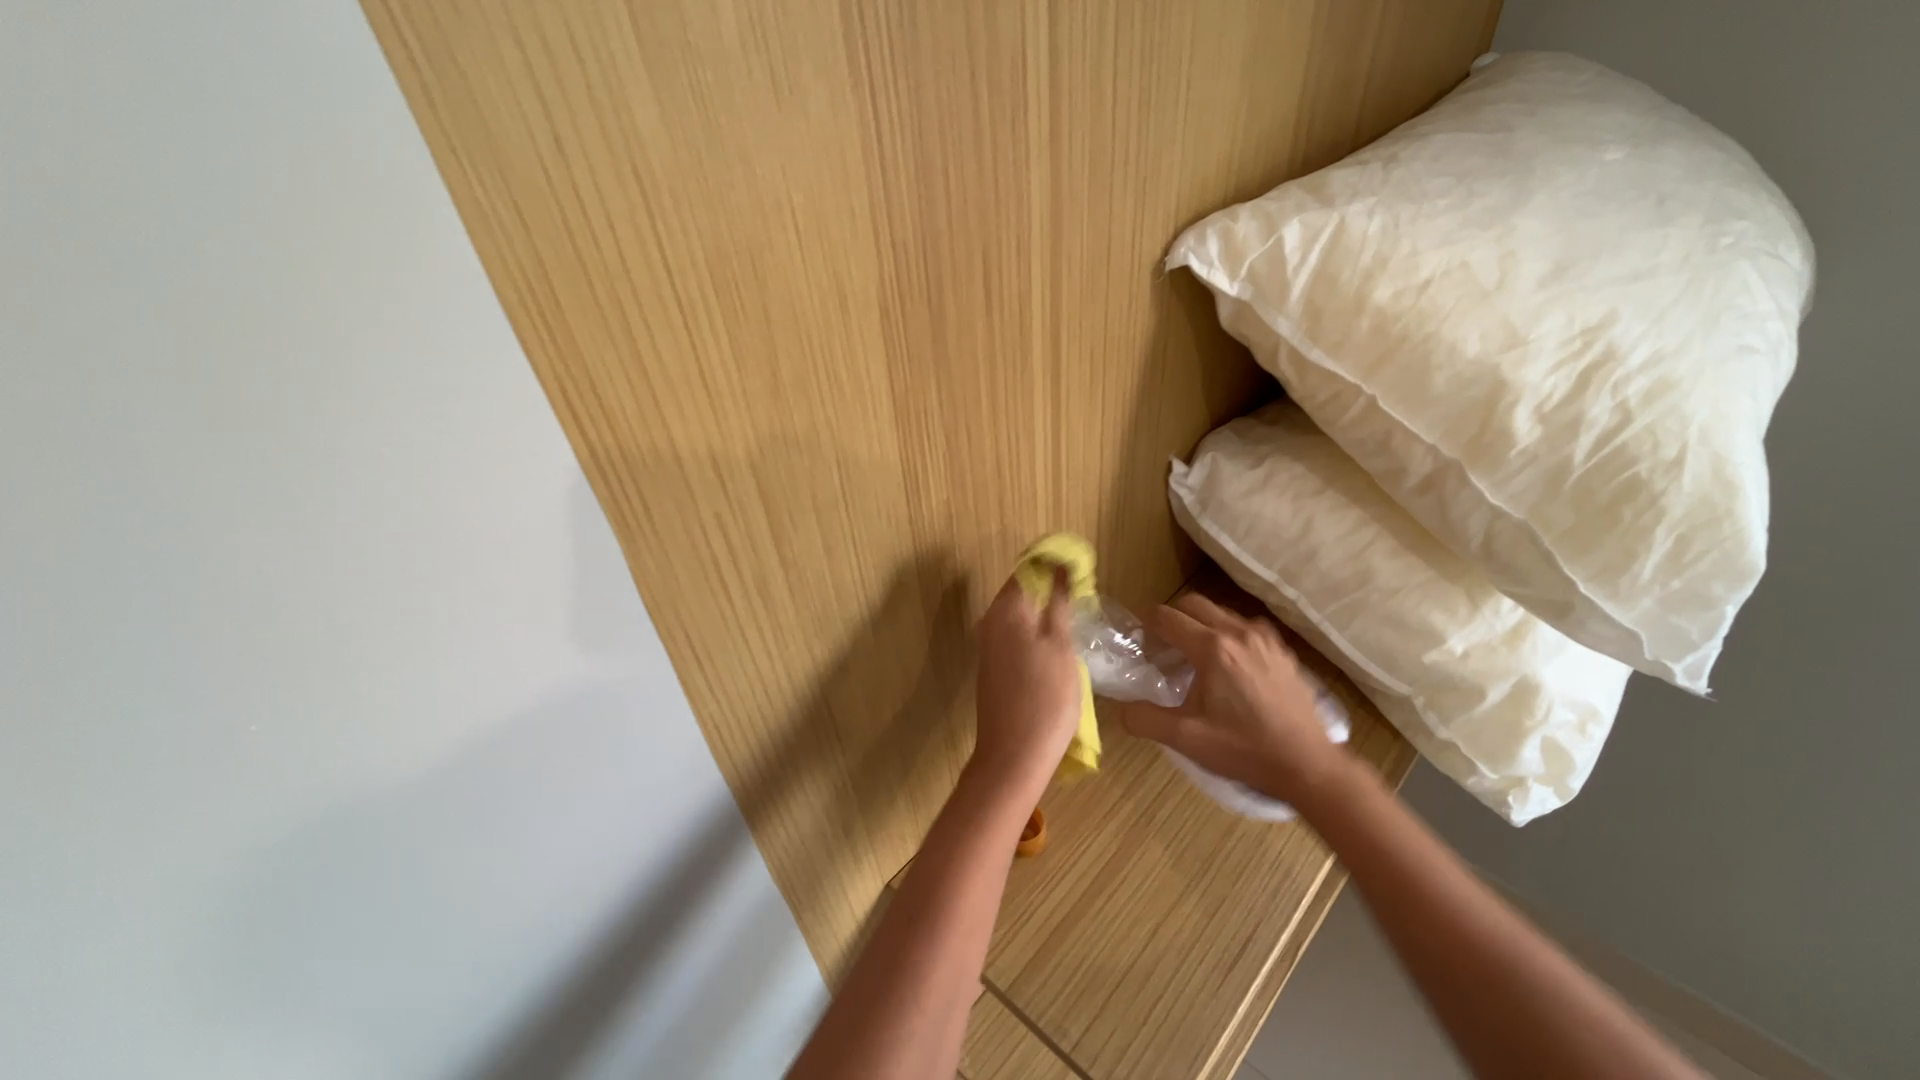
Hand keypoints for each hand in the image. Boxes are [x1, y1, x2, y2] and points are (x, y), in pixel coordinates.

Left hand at [971, 569, 1082, 792]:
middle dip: (1050, 587)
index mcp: (1003, 611)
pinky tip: (1058, 646)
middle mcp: (989, 624)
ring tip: (1077, 617)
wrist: (1015, 755)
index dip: (1052, 564)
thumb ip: (1059, 603)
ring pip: (1019, 617)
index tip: (1079, 567)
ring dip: (1045, 612)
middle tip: (1083, 592)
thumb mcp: (1061, 646)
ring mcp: (988, 648)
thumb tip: (1060, 568)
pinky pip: (1016, 637)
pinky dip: (1036, 633)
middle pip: (1021, 592)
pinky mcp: (993, 669)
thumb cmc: (1045, 698)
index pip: (1027, 570)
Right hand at [1118, 593, 1347, 803]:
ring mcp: (1266, 640)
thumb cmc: (1244, 750)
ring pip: (1222, 614)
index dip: (1146, 622)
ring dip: (1201, 625)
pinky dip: (1228, 635)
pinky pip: (1247, 629)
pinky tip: (1228, 666)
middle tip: (1160, 645)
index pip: (1168, 618)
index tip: (1134, 634)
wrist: (1306, 764)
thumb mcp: (1186, 739)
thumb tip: (1123, 709)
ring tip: (1193, 656)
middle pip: (1195, 605)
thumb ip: (1145, 719)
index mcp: (1213, 649)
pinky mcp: (1283, 653)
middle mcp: (1239, 633)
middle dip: (1172, 617)